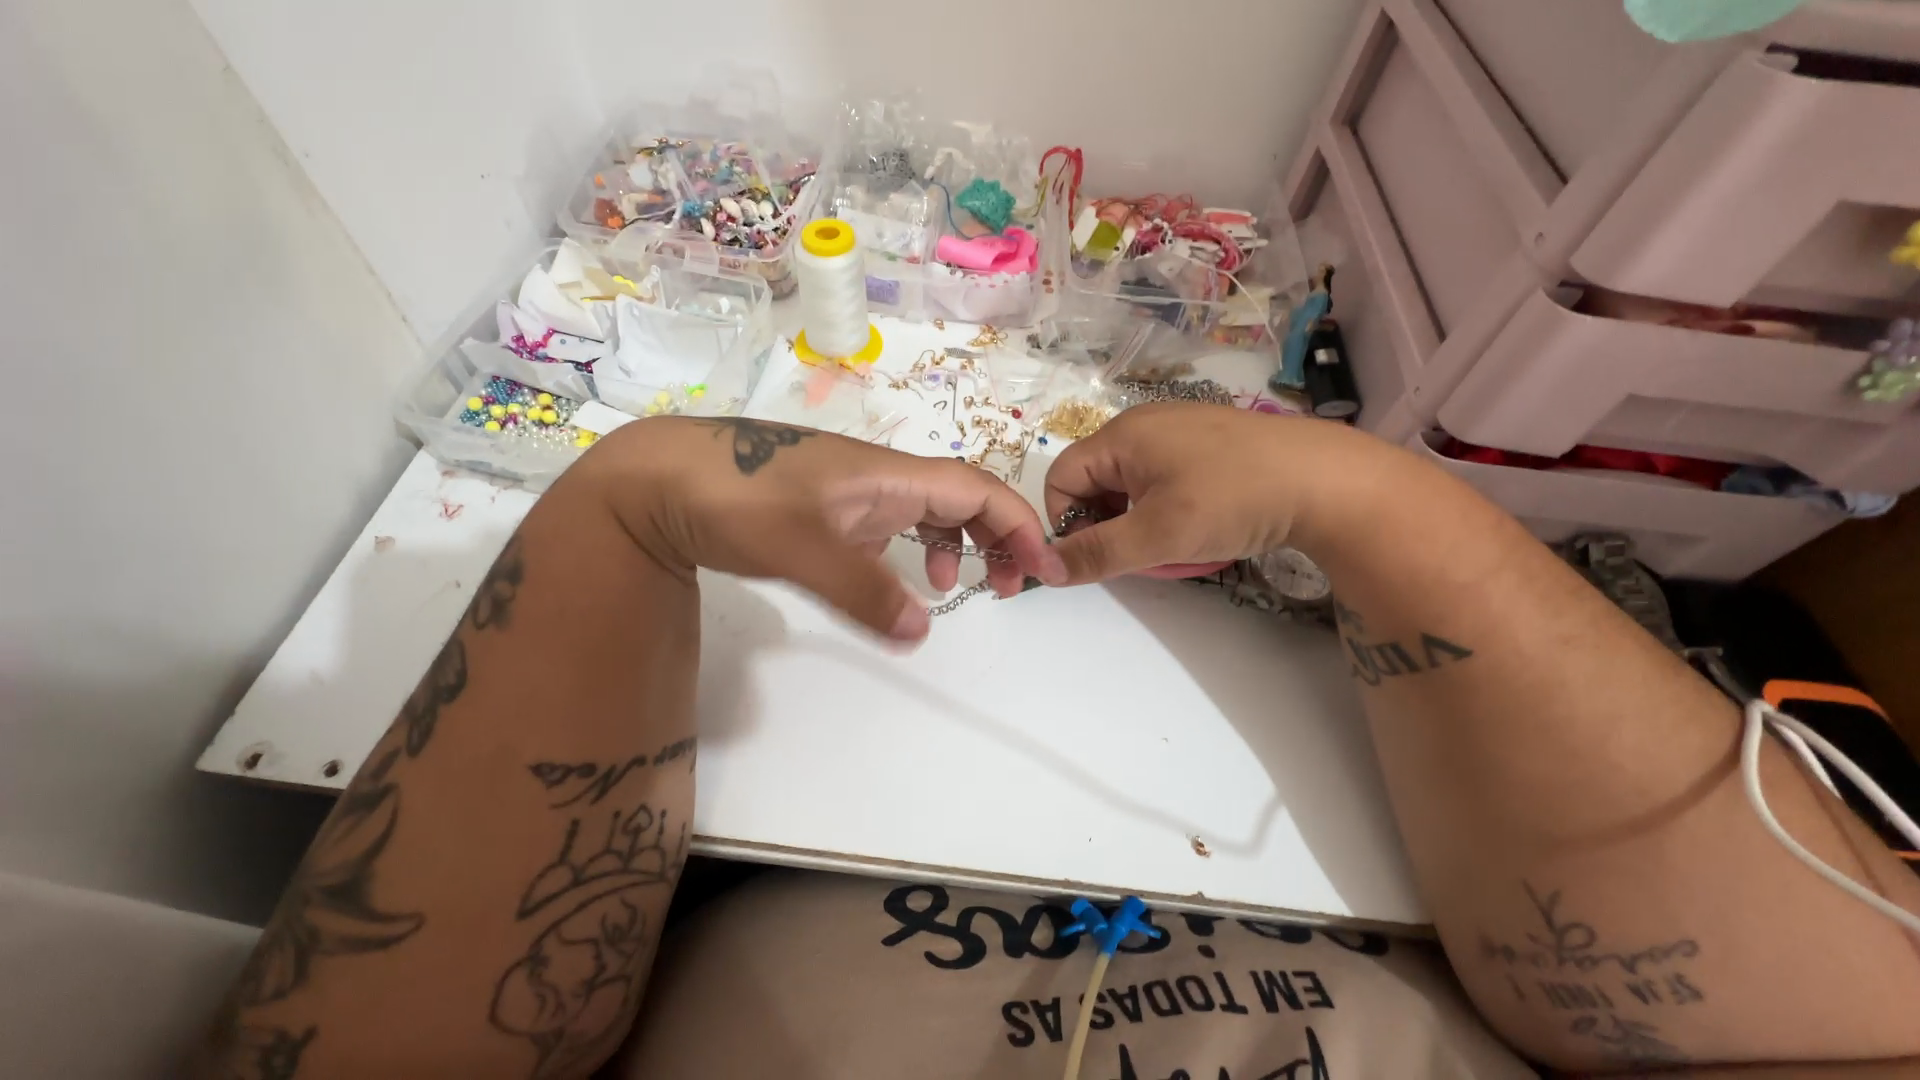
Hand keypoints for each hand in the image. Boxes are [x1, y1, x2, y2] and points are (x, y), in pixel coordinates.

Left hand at [574, 417, 1065, 641]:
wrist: (661, 478)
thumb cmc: (735, 499)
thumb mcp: (802, 550)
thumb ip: (864, 591)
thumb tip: (922, 632)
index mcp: (888, 474)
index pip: (976, 488)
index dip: (1018, 523)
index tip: (1042, 568)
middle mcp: (880, 478)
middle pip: (962, 496)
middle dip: (997, 535)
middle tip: (1010, 586)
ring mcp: (853, 493)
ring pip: (927, 510)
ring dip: (957, 543)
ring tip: (955, 587)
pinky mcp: (829, 510)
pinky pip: (891, 526)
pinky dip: (912, 551)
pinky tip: (899, 579)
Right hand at [1043, 403, 1390, 583]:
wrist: (1328, 480)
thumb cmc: (1232, 500)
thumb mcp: (1157, 534)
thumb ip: (1096, 553)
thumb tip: (1043, 570)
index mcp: (1122, 435)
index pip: (1060, 478)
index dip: (1066, 522)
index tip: (1099, 556)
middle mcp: (1146, 423)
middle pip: (1097, 481)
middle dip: (1108, 524)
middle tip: (1142, 554)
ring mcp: (1182, 429)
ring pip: (1133, 485)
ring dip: (1141, 521)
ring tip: (1177, 544)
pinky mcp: (1212, 443)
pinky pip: (1167, 478)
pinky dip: (1170, 508)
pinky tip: (1204, 525)